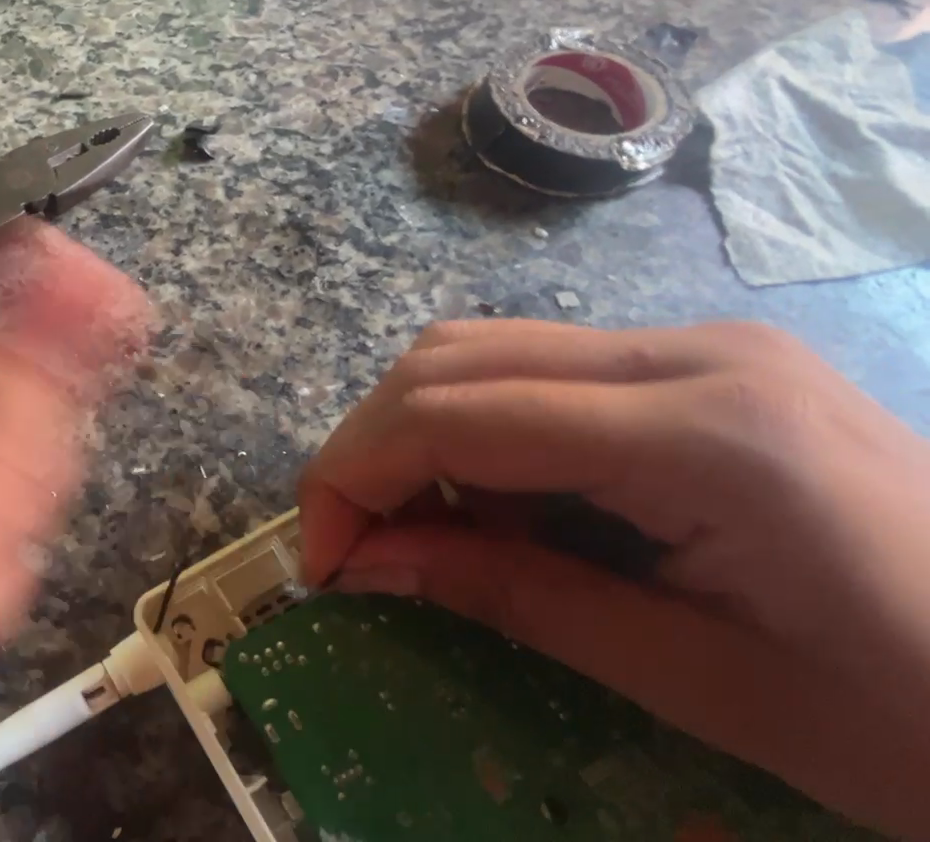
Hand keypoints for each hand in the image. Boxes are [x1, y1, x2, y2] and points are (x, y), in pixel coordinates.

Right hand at [298, 319, 929, 838]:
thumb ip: (514, 597)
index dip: (352, 479)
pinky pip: (533, 368)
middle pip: (447, 360)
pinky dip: (471, 426)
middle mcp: (689, 351)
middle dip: (365, 449)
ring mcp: (698, 343)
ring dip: (410, 432)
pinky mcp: (700, 360)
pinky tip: (492, 500)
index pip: (451, 414)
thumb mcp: (705, 685)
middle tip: (351, 545)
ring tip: (415, 524)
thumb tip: (364, 565)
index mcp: (703, 433)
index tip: (324, 565)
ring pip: (478, 349)